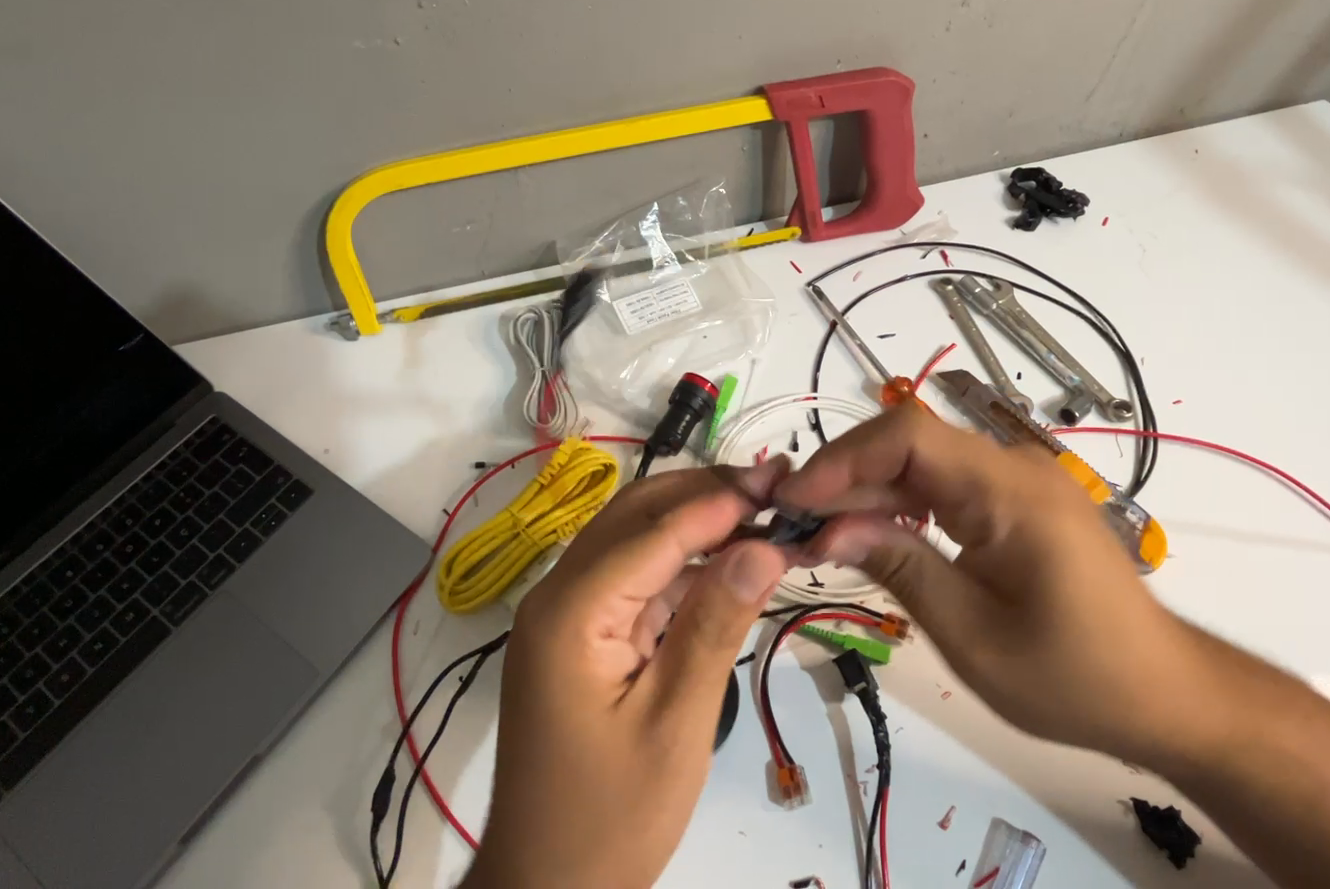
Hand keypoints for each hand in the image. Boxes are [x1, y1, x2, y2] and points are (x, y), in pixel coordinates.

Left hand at [464, 461, 790, 888]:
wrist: (547, 884)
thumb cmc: (611, 816)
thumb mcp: (676, 723)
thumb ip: (716, 625)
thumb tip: (762, 545)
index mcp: (570, 611)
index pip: (653, 531)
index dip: (719, 502)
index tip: (782, 482)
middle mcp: (559, 596)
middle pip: (635, 517)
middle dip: (704, 496)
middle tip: (776, 487)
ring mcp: (567, 614)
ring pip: (635, 541)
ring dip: (696, 524)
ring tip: (764, 514)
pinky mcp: (581, 636)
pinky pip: (634, 581)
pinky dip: (682, 566)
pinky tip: (727, 561)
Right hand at [776, 408, 1204, 762]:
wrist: (1165, 696)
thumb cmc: (1073, 678)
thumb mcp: (972, 634)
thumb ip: (898, 566)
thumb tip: (826, 528)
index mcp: (1010, 492)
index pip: (908, 438)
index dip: (841, 460)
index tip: (792, 501)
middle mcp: (1014, 469)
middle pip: (909, 444)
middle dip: (844, 478)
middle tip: (791, 525)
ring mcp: (1017, 483)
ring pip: (920, 464)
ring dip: (866, 494)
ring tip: (815, 536)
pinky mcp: (1015, 504)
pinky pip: (943, 487)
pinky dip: (899, 507)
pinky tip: (866, 536)